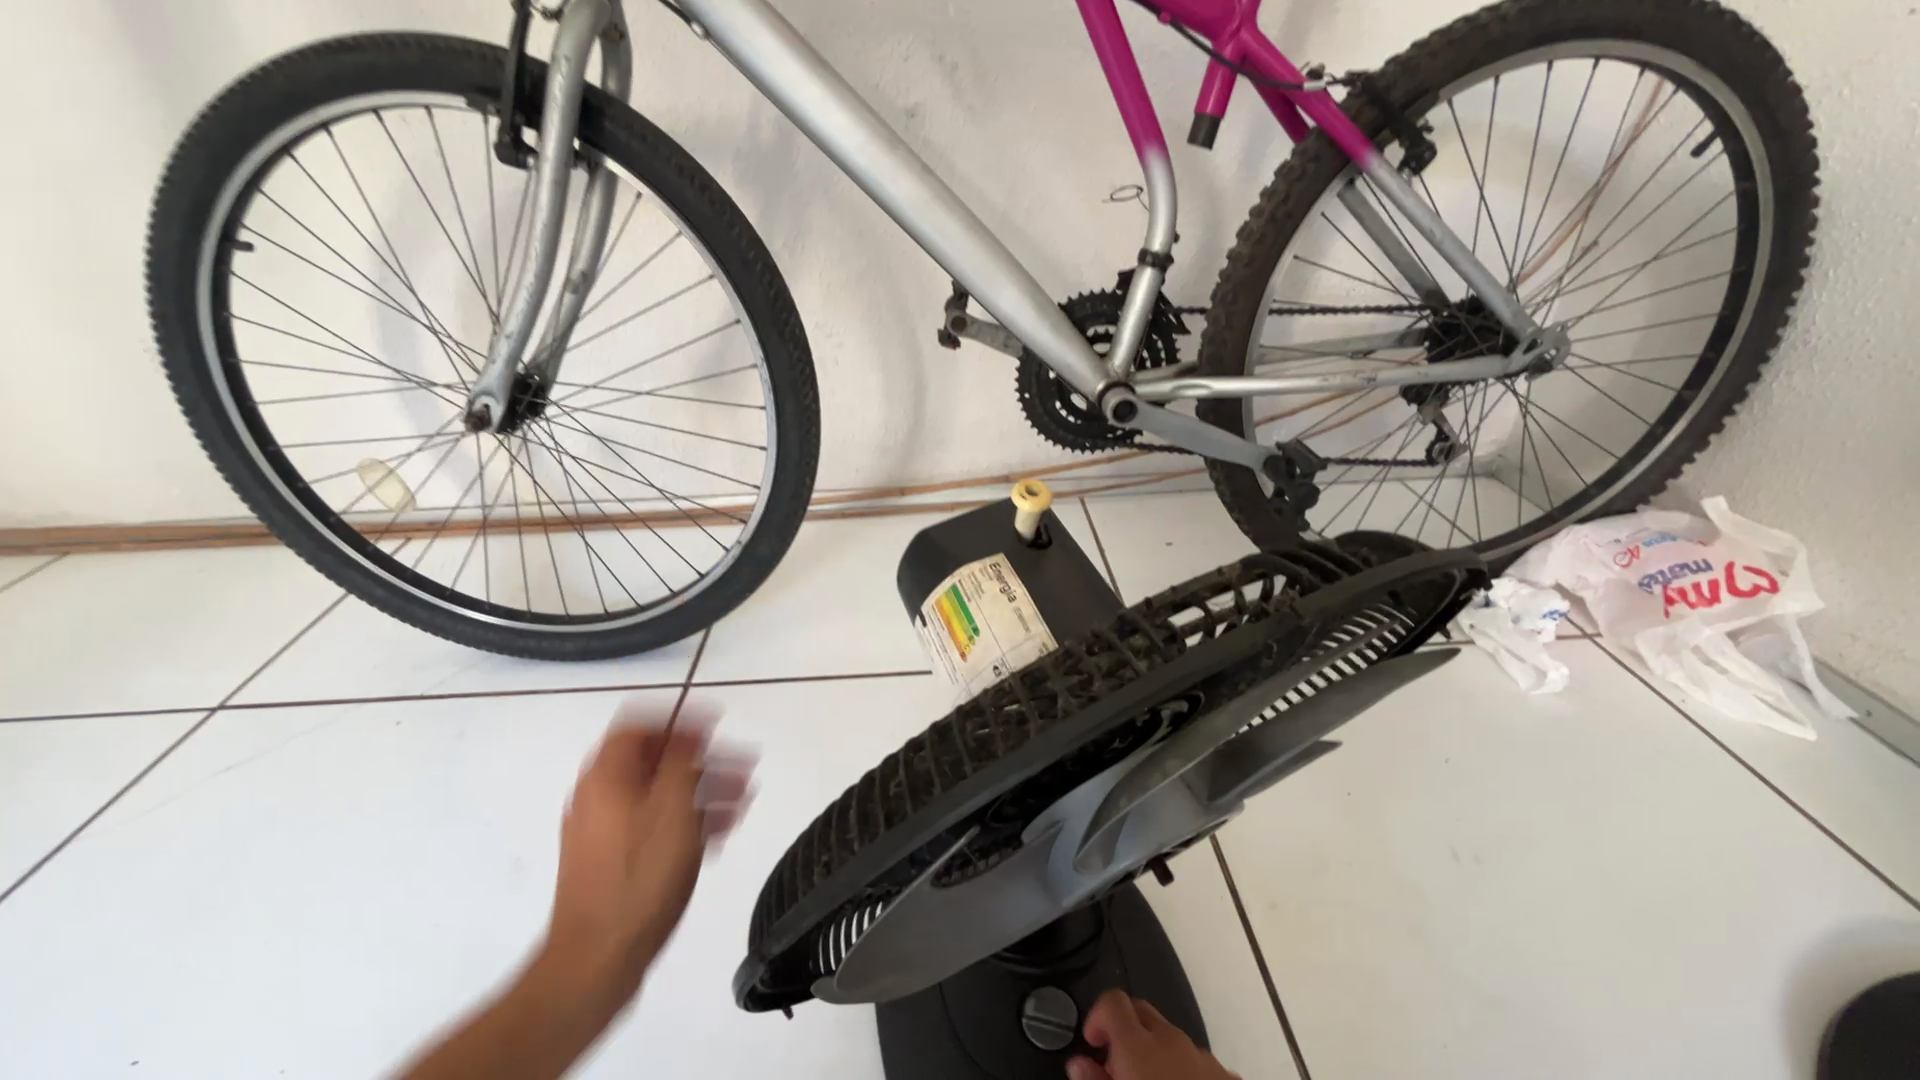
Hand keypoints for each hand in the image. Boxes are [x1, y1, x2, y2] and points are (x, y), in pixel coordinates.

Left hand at [542, 701, 752, 994]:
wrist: (597, 959)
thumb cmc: (640, 879)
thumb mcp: (673, 810)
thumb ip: (681, 763)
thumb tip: (688, 734)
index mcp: (606, 777)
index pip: (639, 726)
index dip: (679, 720)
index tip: (716, 727)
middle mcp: (598, 797)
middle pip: (653, 761)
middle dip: (701, 760)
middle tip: (741, 768)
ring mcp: (601, 832)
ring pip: (657, 795)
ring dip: (700, 791)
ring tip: (740, 801)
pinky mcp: (610, 863)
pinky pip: (652, 826)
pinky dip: (684, 821)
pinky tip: (716, 835)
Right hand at [1066, 990, 1239, 1079]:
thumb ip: (1093, 1079)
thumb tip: (1080, 1064)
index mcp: (1138, 1044)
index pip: (1113, 1000)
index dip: (1097, 1017)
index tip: (1093, 1044)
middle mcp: (1171, 1039)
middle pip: (1141, 1012)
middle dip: (1123, 1031)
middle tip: (1115, 1068)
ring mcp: (1203, 1057)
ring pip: (1170, 1038)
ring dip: (1154, 1053)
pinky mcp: (1226, 1075)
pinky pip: (1197, 1062)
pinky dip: (1183, 1071)